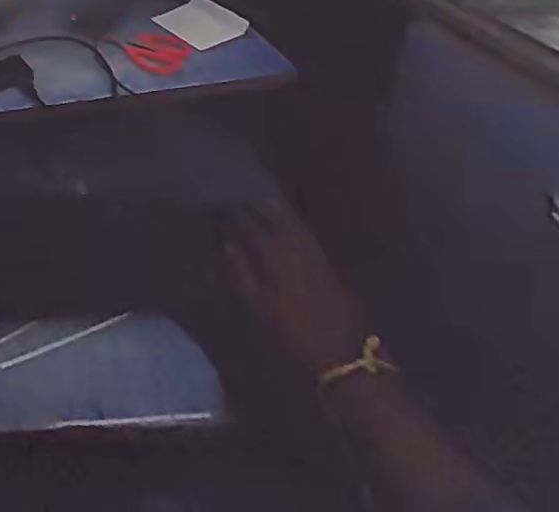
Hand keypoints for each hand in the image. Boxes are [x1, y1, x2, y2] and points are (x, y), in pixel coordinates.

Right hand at [224, 201, 367, 376]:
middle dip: (251, 202)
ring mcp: (315, 254)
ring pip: (291, 220)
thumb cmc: (290, 337)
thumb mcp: (254, 308)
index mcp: (273, 253)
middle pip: (272, 213)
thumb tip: (227, 244)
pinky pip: (304, 232)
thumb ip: (238, 272)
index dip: (229, 211)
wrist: (345, 362)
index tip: (213, 203)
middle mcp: (295, 246)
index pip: (246, 222)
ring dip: (272, 208)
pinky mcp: (328, 265)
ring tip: (255, 201)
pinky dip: (290, 222)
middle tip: (232, 196)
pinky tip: (283, 223)